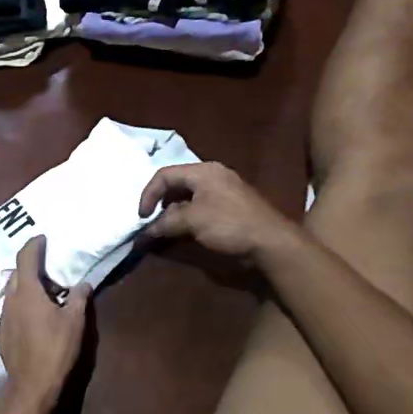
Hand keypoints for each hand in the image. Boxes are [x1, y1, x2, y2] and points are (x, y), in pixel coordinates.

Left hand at [0, 235, 90, 404]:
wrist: (33, 386)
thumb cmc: (56, 349)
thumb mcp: (75, 321)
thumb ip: (80, 297)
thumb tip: (83, 284)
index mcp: (27, 292)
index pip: (25, 258)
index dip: (34, 245)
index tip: (43, 239)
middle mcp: (10, 301)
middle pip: (16, 275)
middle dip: (31, 269)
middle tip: (52, 276)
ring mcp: (2, 319)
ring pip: (12, 294)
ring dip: (26, 290)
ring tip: (46, 298)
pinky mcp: (1, 335)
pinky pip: (10, 312)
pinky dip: (22, 307)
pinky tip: (35, 320)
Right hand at [138, 162, 297, 260]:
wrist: (270, 241)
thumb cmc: (228, 224)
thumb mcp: (191, 221)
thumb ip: (165, 223)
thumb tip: (144, 233)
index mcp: (203, 171)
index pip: (164, 174)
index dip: (148, 194)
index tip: (142, 217)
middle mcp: (212, 176)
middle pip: (176, 184)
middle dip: (160, 204)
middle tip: (152, 222)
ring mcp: (223, 191)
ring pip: (188, 197)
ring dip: (173, 213)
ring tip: (165, 230)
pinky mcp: (230, 208)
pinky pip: (200, 207)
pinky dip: (187, 218)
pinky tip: (184, 232)